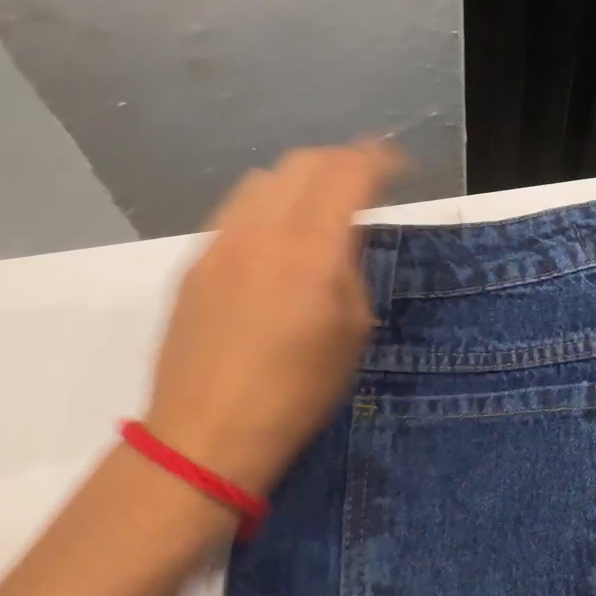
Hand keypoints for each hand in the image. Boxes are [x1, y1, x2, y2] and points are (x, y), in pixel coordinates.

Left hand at [144, 142, 400, 493]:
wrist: (204, 436)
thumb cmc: (297, 392)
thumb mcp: (352, 329)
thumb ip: (352, 267)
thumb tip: (346, 235)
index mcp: (312, 250)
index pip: (350, 173)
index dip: (381, 159)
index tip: (400, 166)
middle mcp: (264, 231)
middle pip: (306, 161)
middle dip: (344, 160)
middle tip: (366, 178)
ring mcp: (221, 242)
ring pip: (266, 178)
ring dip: (302, 177)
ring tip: (319, 201)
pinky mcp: (195, 261)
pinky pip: (236, 209)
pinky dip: (268, 204)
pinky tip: (276, 236)